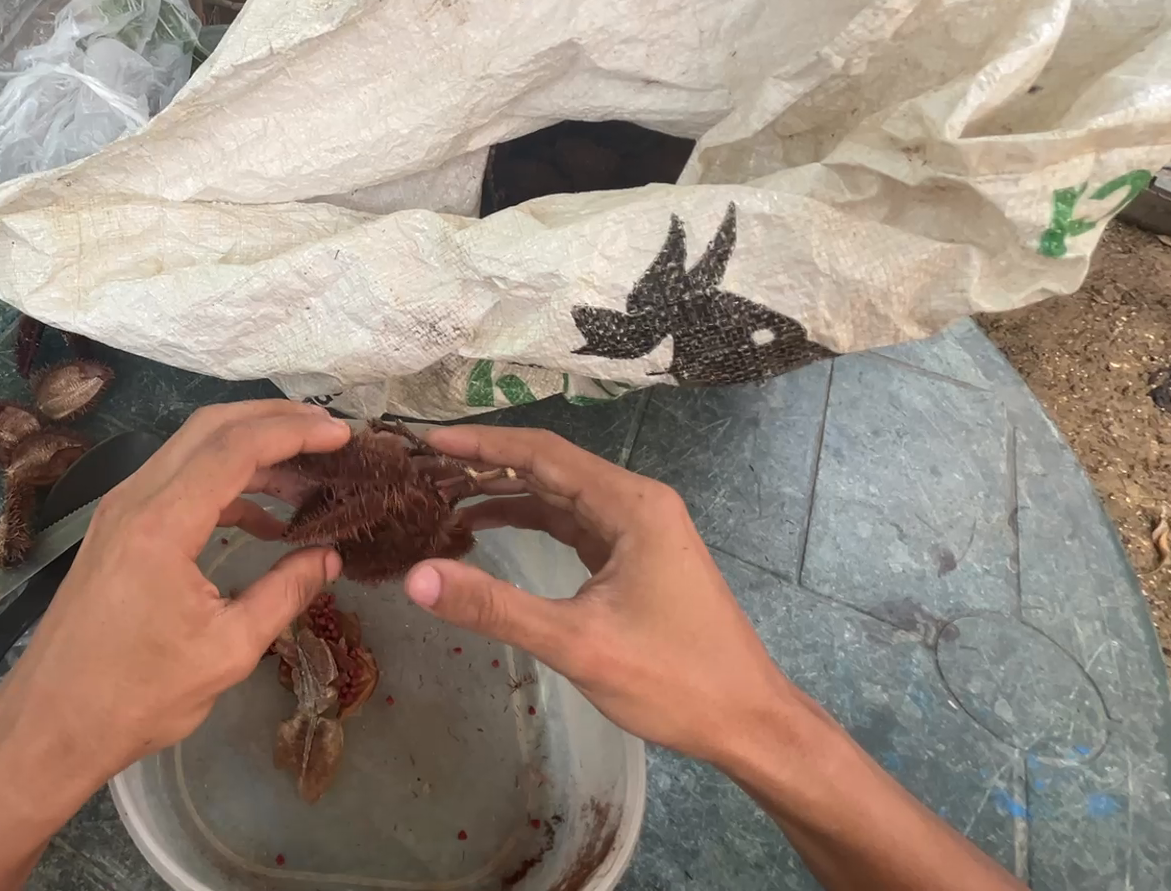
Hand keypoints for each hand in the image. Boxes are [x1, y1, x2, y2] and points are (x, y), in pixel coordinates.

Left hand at [0, 401, 350, 795]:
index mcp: (163, 522)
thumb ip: (284, 594)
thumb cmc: (138, 695)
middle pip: (210, 427)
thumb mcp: (227, 650)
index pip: (236, 447)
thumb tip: (328, 558)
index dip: (294, 432)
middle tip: (327, 430)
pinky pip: (178, 479)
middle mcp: (137, 496)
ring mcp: (122, 506)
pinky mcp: (119, 523)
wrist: (51, 721)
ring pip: (192, 447)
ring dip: (249, 447)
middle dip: (273, 419)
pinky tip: (262, 516)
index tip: (341, 433)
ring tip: (305, 470)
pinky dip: (223, 482)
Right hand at [404, 426, 1021, 890]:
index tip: (429, 443)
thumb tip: (416, 577)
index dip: (481, 444)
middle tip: (425, 466)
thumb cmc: (675, 681)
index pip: (542, 453)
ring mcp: (635, 524)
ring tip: (442, 490)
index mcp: (630, 504)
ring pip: (555, 489)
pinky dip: (525, 514)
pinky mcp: (630, 549)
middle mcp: (634, 500)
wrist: (754, 726)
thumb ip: (493, 606)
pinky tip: (486, 521)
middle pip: (547, 463)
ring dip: (502, 487)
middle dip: (485, 462)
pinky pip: (567, 516)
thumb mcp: (576, 644)